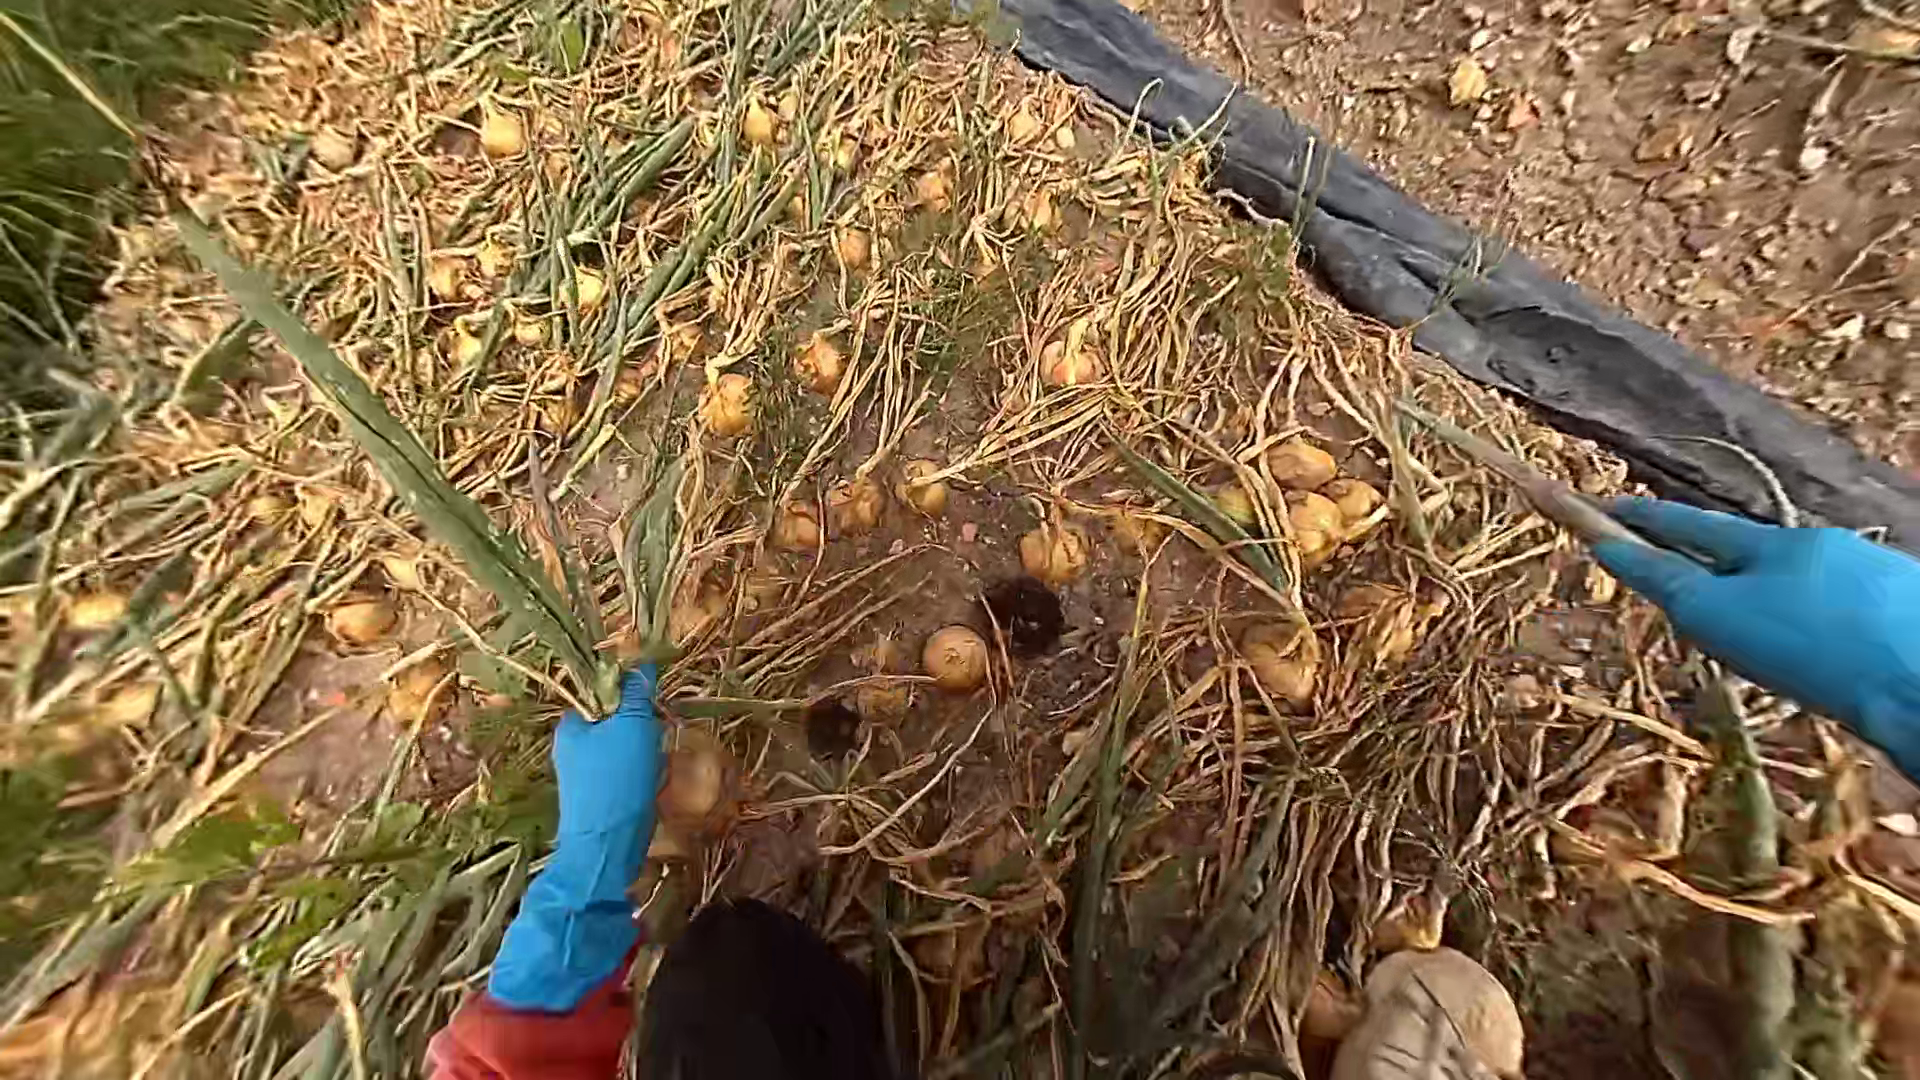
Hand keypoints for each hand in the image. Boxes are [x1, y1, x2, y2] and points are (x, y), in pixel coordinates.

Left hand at [490, 666, 661, 1010]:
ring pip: (628, 740)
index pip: (604, 691)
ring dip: (648, 744)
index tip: (652, 699)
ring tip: (656, 756)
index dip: (631, 690)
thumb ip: (637, 693)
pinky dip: (645, 765)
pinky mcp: (603, 789)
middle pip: (618, 715)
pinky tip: (653, 775)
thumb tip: (641, 664)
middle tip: (657, 729)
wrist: (609, 845)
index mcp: (571, 726)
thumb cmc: (617, 780)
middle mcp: (574, 745)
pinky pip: (630, 763)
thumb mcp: (631, 727)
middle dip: (643, 721)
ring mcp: (587, 770)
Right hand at [1593, 498, 1919, 778]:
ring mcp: (1885, 580)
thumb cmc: (1806, 646)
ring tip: (1747, 639)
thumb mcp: (1707, 611)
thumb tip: (1606, 545)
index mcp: (1779, 542)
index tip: (1606, 506)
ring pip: (1792, 582)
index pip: (1691, 522)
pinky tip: (1807, 653)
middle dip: (1707, 566)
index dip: (1643, 515)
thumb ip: (1656, 576)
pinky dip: (1805, 623)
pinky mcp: (1910, 617)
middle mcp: (1833, 549)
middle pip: (1745, 554)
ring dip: (1759, 599)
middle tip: (1676, 592)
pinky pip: (1834, 610)